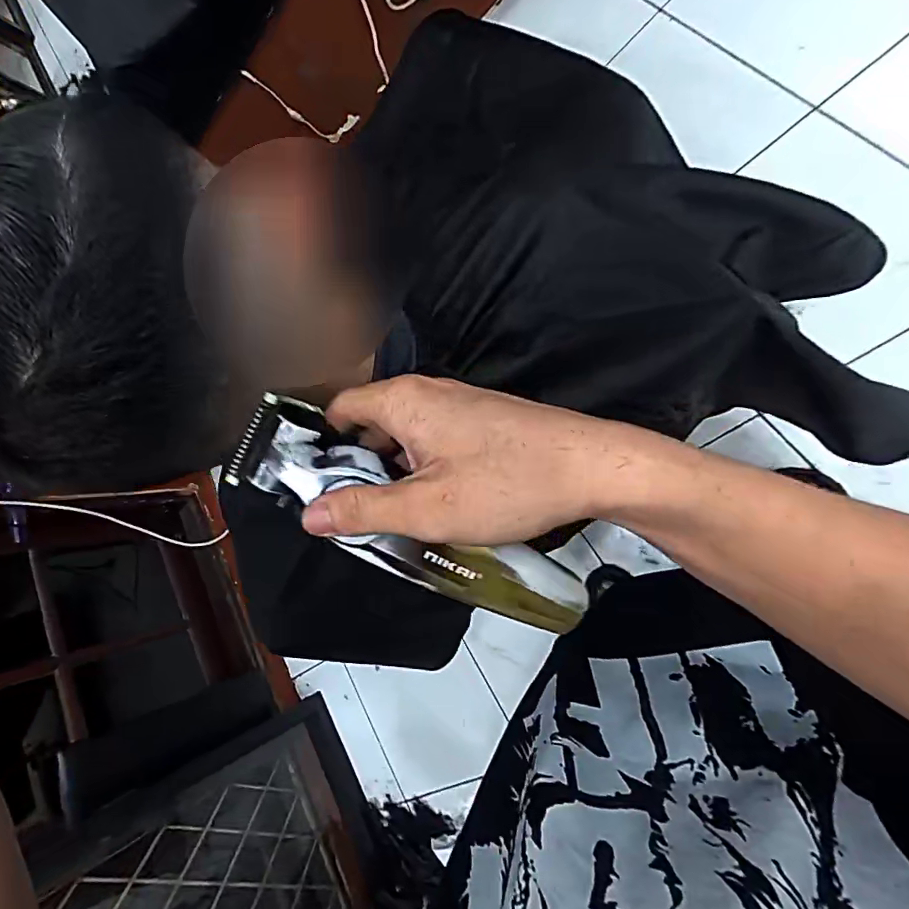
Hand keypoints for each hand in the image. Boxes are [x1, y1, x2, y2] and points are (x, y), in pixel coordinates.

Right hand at [300, 376, 680, 544]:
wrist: (598, 469)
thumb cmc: (511, 482)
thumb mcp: (426, 508)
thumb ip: (363, 510)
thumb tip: (311, 515)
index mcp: (402, 401)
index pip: (338, 411)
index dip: (323, 447)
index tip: (318, 484)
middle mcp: (425, 393)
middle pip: (367, 425)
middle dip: (358, 466)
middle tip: (359, 508)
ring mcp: (455, 404)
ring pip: (400, 435)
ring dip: (392, 470)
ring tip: (399, 511)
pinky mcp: (478, 420)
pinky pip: (429, 439)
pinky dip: (421, 466)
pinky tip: (438, 500)